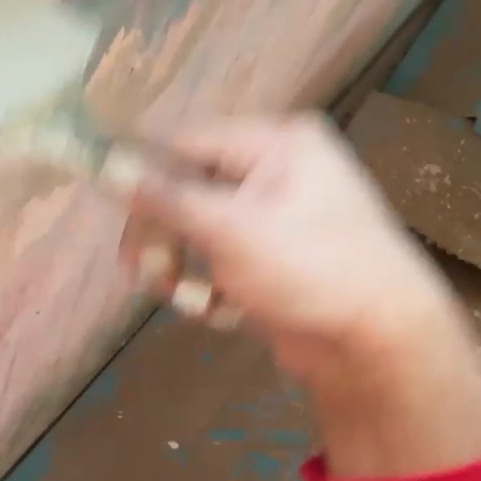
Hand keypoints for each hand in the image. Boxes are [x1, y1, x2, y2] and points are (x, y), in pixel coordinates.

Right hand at [121, 113, 469, 381]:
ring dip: (180, 273)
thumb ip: (165, 199)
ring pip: (193, 237)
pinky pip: (213, 266)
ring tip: (191, 301)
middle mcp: (274, 171)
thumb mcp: (228, 230)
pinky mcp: (267, 261)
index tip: (118, 221)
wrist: (373, 337)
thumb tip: (108, 167)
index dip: (144, 181)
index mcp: (275, 143)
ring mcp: (271, 219)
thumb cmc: (308, 268)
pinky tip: (220, 312)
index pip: (184, 146)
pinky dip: (207, 291)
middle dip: (163, 240)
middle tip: (147, 276)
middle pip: (183, 195)